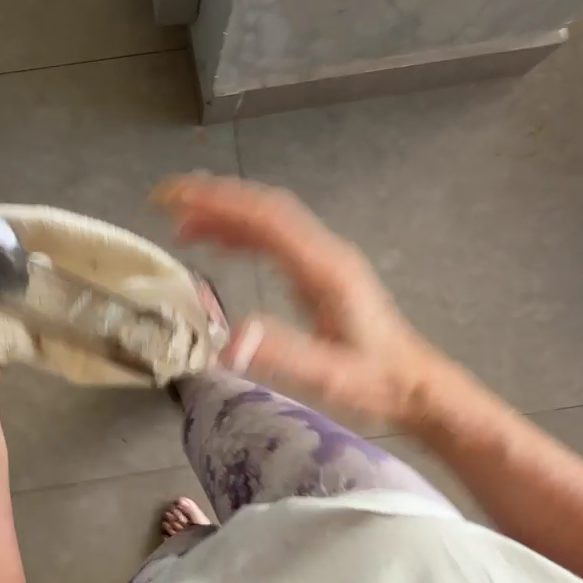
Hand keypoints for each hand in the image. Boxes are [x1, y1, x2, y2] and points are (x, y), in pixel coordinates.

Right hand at [155, 173, 452, 427]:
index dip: (220, 202)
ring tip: (180, 223)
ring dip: (225, 215)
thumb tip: (229, 342)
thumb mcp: (329, 375)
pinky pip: (276, 240)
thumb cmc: (375, 382)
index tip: (177, 197)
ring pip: (270, 221)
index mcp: (324, 269)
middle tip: (167, 201)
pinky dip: (242, 234)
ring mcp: (324, 261)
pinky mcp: (320, 274)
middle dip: (215, 198)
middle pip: (266, 209)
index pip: (267, 219)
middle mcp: (324, 254)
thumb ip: (283, 353)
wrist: (414, 385)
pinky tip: (219, 244)